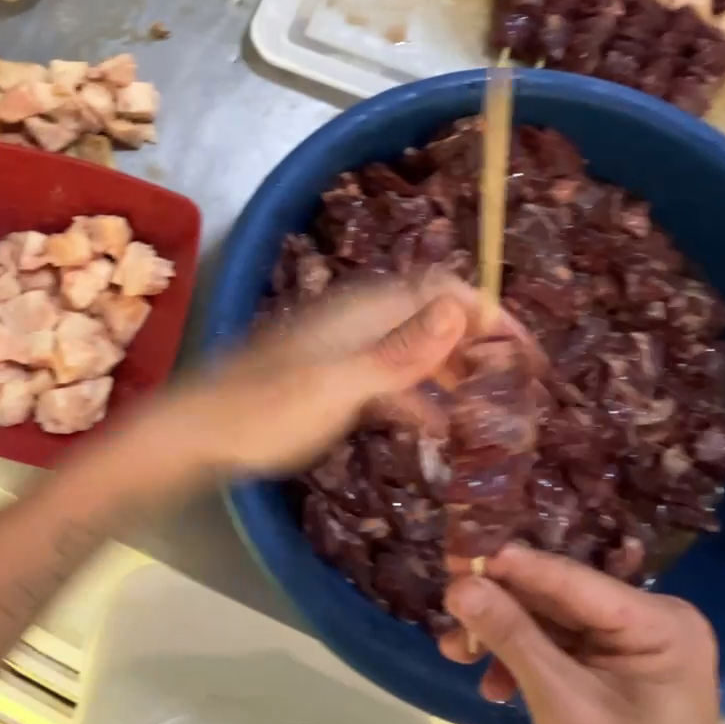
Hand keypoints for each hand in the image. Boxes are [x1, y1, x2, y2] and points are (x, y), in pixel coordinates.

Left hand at [129, 274, 492, 480]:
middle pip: (431, 317)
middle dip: (477, 346)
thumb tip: (460, 307)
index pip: (442, 290)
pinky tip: (435, 429)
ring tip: (488, 413)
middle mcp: (355, 320)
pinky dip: (417, 396)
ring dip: (451, 373)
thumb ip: (398, 352)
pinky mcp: (327, 376)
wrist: (198, 432)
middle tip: (516, 391)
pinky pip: (387, 378)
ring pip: (412, 349)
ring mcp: (340, 348)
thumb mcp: (337, 386)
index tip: (526, 356)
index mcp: (362, 311)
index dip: (488, 314)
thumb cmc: (265, 411)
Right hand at [442, 544, 720, 723]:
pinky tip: (491, 683)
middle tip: (445, 606)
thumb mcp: (564, 703)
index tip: (452, 555)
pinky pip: (553, 644)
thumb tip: (458, 584)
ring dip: (499, 635)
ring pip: (545, 619)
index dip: (506, 564)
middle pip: (553, 596)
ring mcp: (629, 641)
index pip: (567, 577)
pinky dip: (518, 658)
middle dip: (497, 608)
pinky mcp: (610, 663)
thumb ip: (511, 636)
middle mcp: (648, 617)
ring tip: (454, 651)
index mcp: (659, 621)